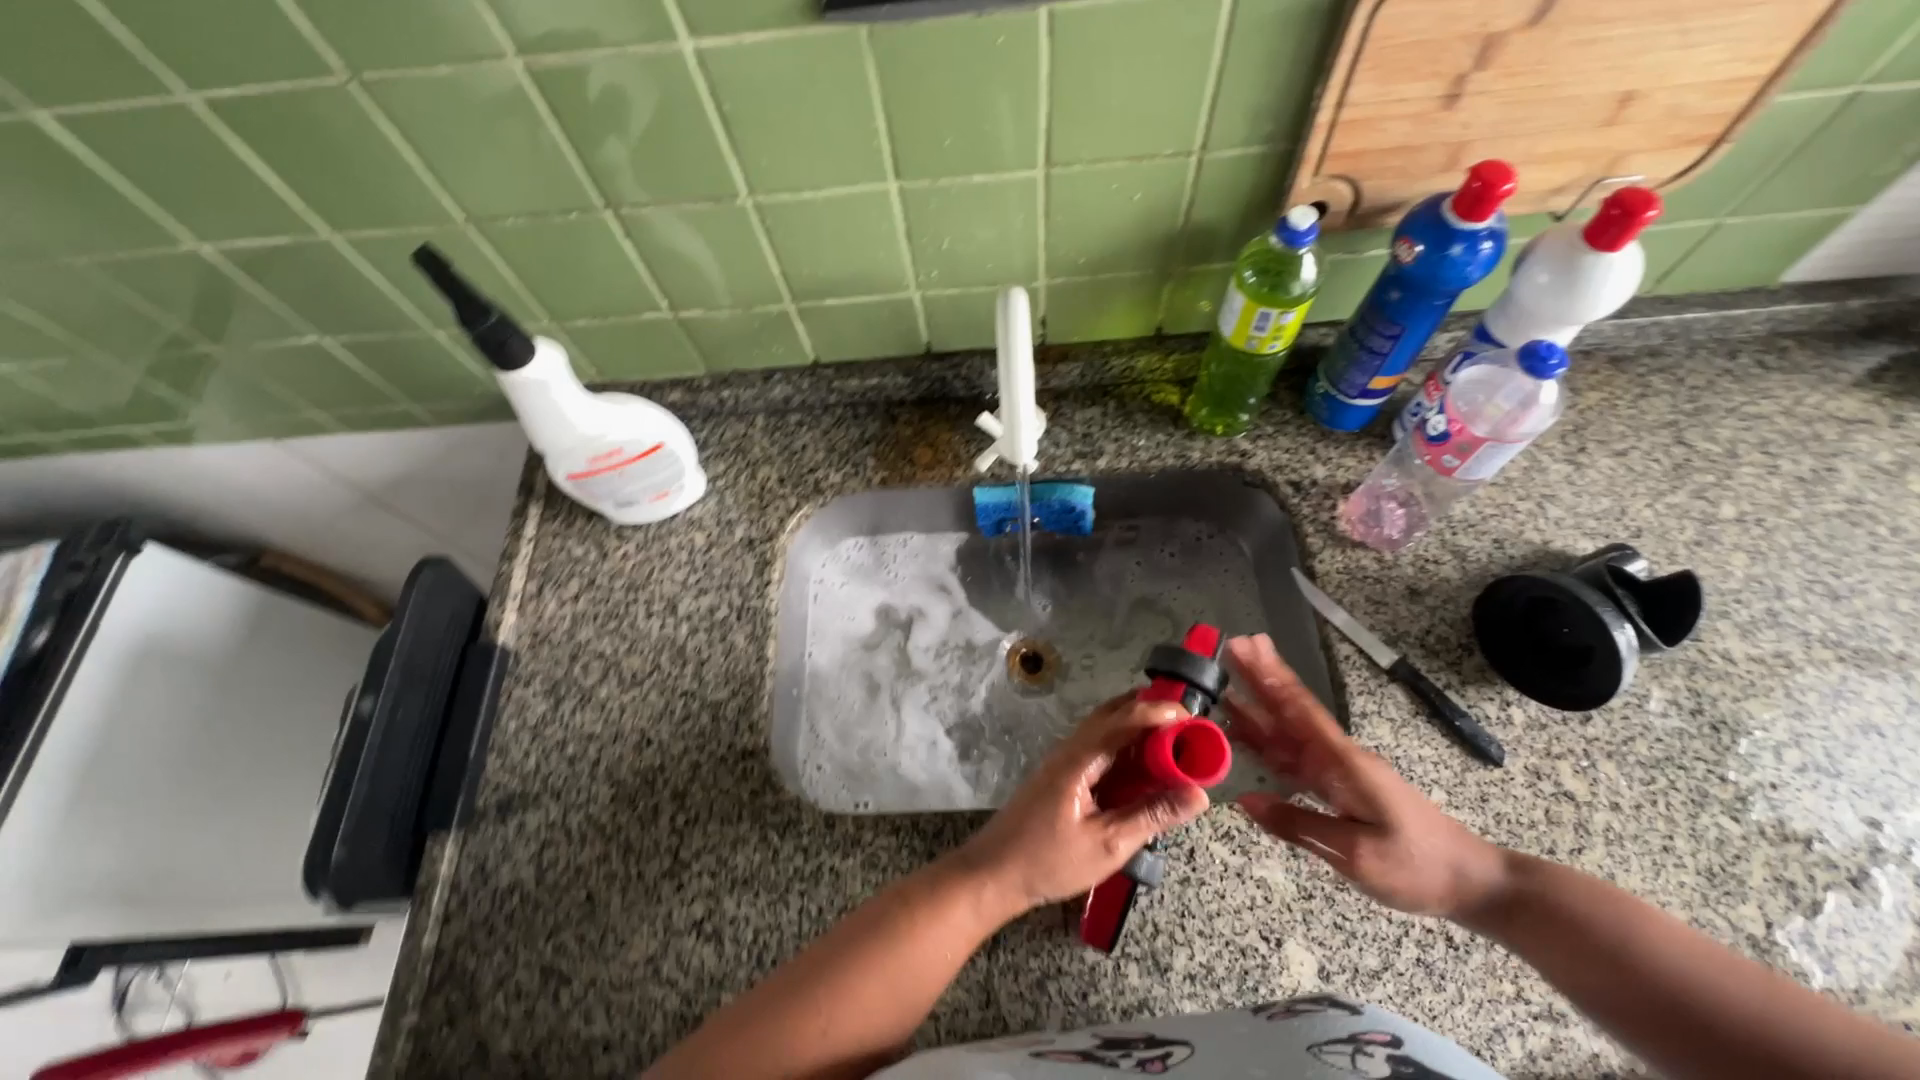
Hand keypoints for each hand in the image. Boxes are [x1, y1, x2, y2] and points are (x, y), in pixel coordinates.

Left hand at [957, 694, 1210, 913]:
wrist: (993, 874)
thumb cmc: (1048, 861)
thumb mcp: (1107, 844)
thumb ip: (1152, 815)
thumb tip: (1198, 793)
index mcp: (1080, 759)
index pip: (1125, 718)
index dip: (1160, 712)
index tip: (1193, 719)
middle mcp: (1070, 750)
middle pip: (1113, 714)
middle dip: (1150, 711)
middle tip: (1188, 724)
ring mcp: (1063, 761)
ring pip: (1104, 729)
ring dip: (1137, 728)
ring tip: (1172, 743)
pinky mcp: (1061, 776)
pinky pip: (1098, 747)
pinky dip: (1123, 746)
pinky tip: (1141, 767)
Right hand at [1226, 634, 1509, 919]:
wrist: (1469, 882)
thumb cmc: (1416, 867)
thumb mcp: (1354, 854)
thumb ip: (1298, 824)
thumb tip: (1246, 800)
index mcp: (1345, 764)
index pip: (1300, 711)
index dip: (1271, 678)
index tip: (1247, 647)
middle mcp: (1339, 759)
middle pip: (1291, 713)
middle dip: (1261, 679)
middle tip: (1232, 647)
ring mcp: (1339, 773)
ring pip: (1289, 734)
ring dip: (1259, 708)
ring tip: (1226, 684)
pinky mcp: (1339, 789)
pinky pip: (1294, 759)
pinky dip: (1267, 744)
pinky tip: (1245, 735)